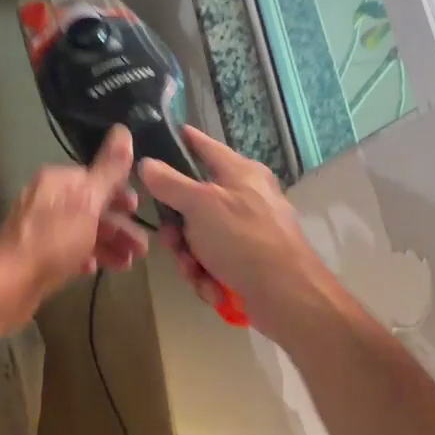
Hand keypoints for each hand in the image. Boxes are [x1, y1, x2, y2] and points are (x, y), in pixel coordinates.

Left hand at [0, 125, 149, 306]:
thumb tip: (123, 129)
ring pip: (82, 230)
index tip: (138, 211)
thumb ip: (108, 169)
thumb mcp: (87, 202)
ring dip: (108, 244)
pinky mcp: (37, 253)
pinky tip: (95, 269)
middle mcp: (46, 198)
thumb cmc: (54, 239)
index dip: (119, 194)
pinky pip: (68, 249)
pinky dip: (86, 256)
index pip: (94, 177)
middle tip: (142, 248)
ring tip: (128, 264)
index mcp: (56, 180)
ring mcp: (39, 227)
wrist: (11, 283)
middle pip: (91, 206)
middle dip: (119, 226)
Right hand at [138, 127, 339, 332]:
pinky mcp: (247, 262)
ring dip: (190, 259)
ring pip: (199, 238)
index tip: (160, 137)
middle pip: (193, 203)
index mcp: (240, 173)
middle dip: (178, 230)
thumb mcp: (201, 205)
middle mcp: (244, 197)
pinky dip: (208, 276)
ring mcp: (246, 231)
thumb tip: (147, 162)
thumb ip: (170, 183)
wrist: (288, 296)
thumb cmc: (244, 239)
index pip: (205, 147)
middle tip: (172, 242)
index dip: (183, 141)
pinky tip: (212, 288)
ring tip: (195, 272)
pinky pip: (213, 262)